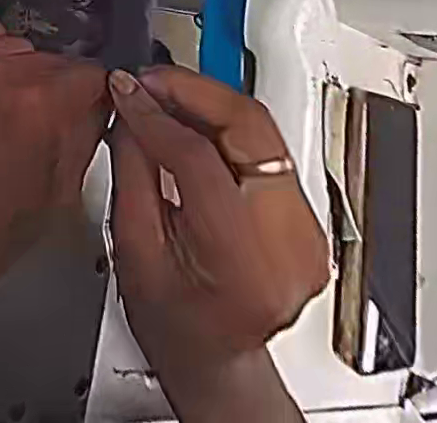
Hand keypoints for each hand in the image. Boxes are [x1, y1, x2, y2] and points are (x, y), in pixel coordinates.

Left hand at [0, 1, 108, 345]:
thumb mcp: (63, 188)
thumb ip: (91, 130)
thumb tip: (104, 99)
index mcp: (41, 105)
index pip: (93, 72)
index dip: (96, 95)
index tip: (90, 110)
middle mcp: (6, 73)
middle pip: (58, 59)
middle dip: (62, 88)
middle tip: (47, 121)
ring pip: (24, 45)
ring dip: (26, 70)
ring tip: (11, 106)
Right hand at [107, 67, 327, 393]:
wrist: (213, 356)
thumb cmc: (173, 323)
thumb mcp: (132, 246)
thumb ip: (133, 167)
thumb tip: (133, 106)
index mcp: (242, 262)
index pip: (198, 158)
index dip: (156, 115)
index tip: (129, 90)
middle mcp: (288, 243)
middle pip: (248, 127)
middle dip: (193, 91)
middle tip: (152, 79)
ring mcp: (306, 228)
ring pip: (261, 128)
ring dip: (209, 101)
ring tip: (167, 93)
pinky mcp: (307, 213)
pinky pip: (266, 145)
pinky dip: (226, 123)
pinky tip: (194, 117)